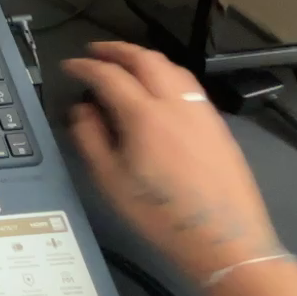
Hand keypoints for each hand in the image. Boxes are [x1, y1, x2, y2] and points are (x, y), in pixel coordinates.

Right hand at [62, 42, 280, 283]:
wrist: (228, 245)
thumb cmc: (161, 214)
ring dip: (143, 58)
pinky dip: (165, 74)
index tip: (68, 67)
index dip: (83, 66)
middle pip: (145, 59)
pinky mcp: (219, 128)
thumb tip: (83, 111)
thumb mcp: (109, 179)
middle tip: (94, 52)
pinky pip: (189, 86)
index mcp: (145, 117)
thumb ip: (89, 137)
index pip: (108, 75)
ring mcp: (202, 115)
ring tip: (124, 63)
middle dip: (115, 49)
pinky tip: (157, 88)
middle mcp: (176, 107)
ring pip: (171, 68)